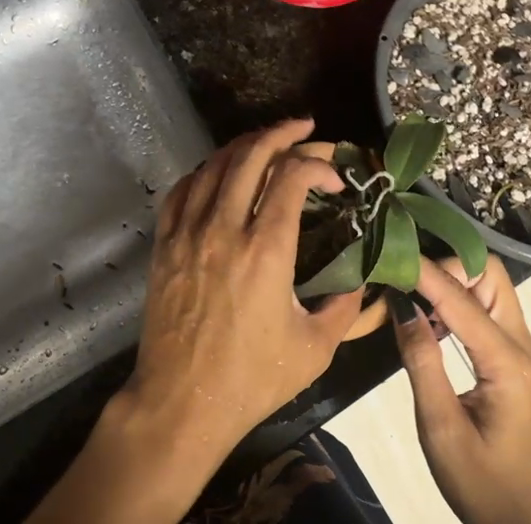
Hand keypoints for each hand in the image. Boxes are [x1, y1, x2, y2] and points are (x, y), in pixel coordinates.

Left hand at [124, 118, 364, 457]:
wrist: (181, 402)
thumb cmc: (252, 379)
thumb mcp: (315, 348)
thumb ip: (347, 307)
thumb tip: (366, 280)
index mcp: (266, 250)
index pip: (291, 177)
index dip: (317, 164)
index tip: (335, 178)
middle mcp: (225, 229)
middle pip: (251, 155)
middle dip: (282, 133)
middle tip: (305, 128)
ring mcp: (188, 232)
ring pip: (214, 165)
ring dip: (244, 145)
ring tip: (266, 140)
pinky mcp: (164, 244)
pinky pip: (181, 189)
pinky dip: (204, 171)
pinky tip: (218, 171)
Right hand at [394, 259, 530, 523]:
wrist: (524, 523)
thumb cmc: (481, 483)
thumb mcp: (441, 428)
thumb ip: (421, 361)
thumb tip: (400, 304)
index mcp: (507, 362)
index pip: (460, 297)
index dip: (422, 271)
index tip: (387, 254)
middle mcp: (522, 345)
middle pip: (489, 273)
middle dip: (446, 265)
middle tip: (405, 278)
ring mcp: (522, 350)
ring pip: (490, 286)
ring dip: (452, 279)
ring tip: (410, 292)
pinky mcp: (514, 359)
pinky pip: (488, 308)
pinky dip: (458, 299)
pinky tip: (429, 318)